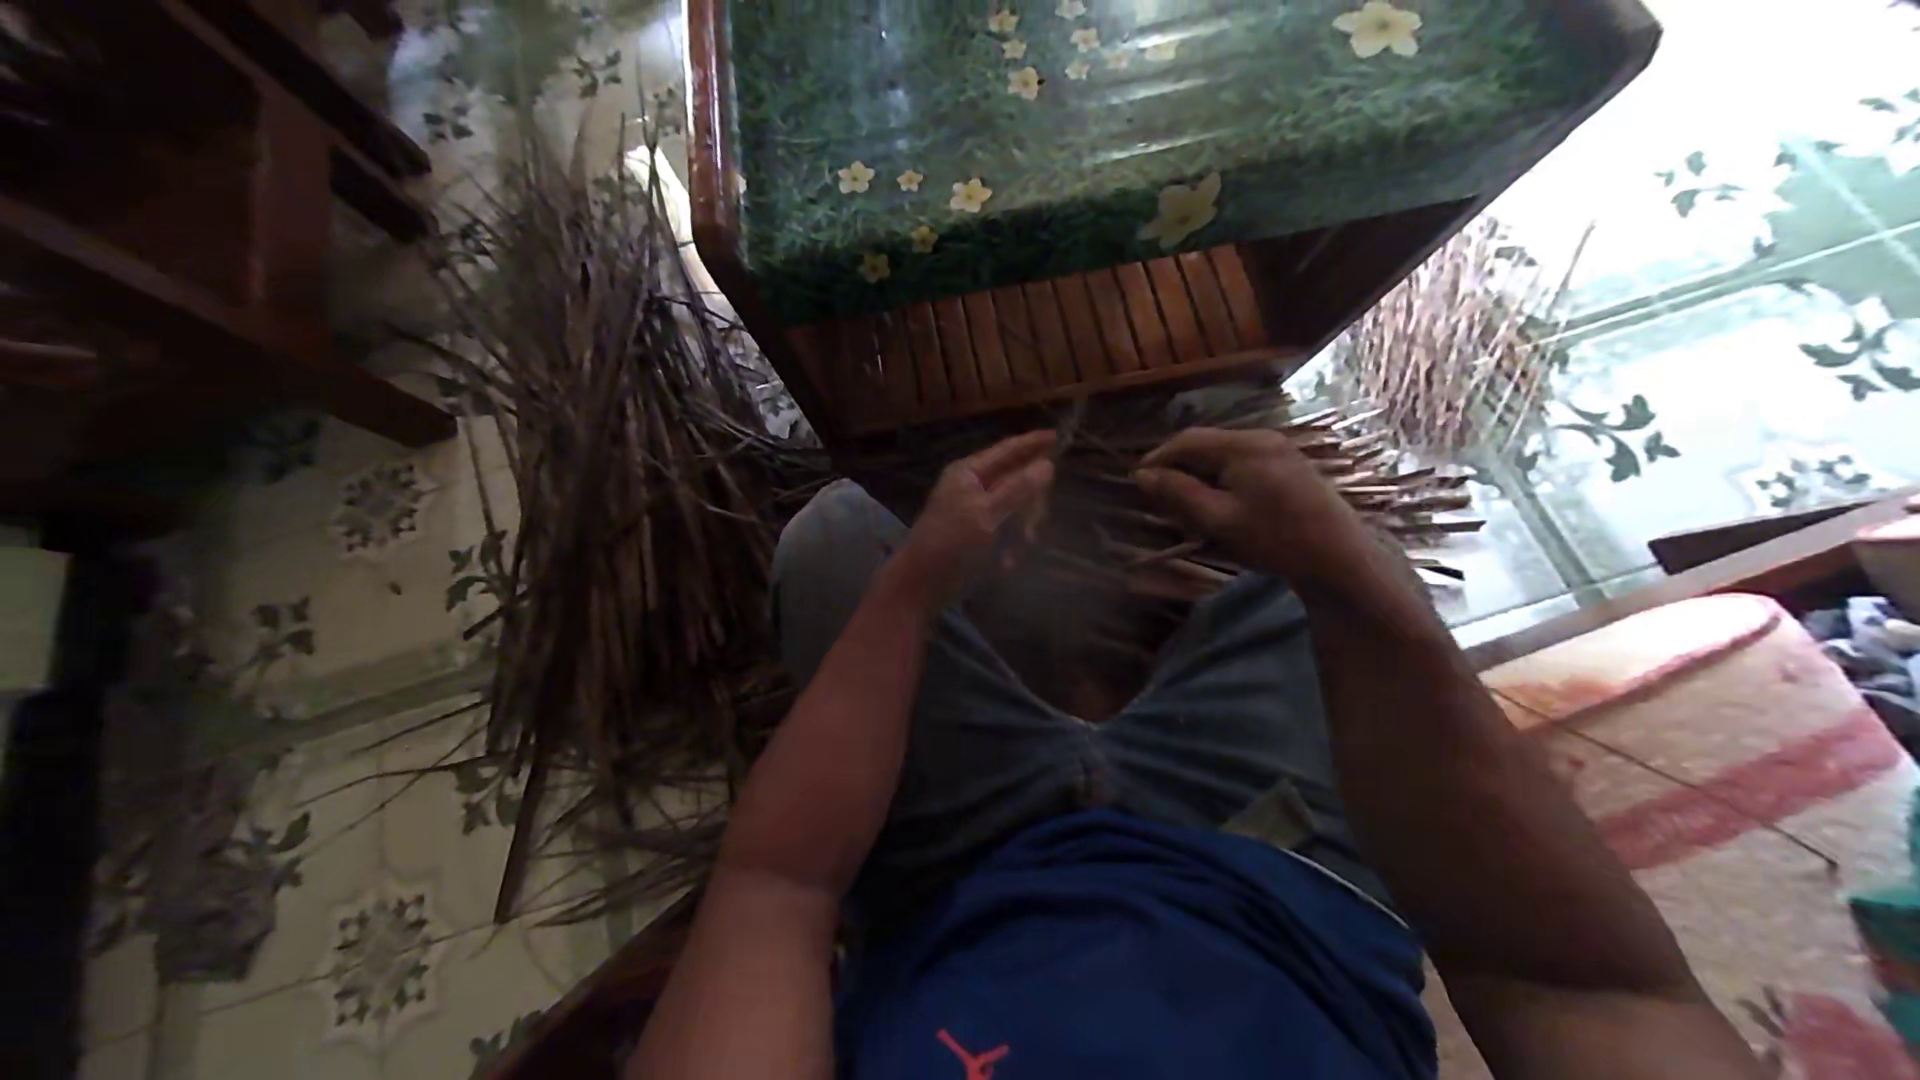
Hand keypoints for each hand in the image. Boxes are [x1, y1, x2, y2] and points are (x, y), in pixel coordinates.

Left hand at [891, 430, 1056, 608]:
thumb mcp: (986, 513)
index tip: (1058, 436)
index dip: (1032, 443)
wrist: (924, 583)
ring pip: (1017, 509)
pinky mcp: (981, 535)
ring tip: (1018, 549)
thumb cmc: (951, 542)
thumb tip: (1047, 465)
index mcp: (969, 473)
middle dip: (1030, 505)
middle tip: (1032, 528)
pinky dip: (1010, 546)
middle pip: (1017, 481)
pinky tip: (1004, 564)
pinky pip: (1008, 532)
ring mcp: (978, 511)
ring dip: (1022, 530)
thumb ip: (1018, 488)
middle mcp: (974, 487)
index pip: (1007, 450)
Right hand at [1133, 428, 1376, 585]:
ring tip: (1184, 500)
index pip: (1186, 440)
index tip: (1137, 480)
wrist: (1338, 558)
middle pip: (1206, 443)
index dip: (1158, 457)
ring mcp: (1280, 450)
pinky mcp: (1291, 465)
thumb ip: (1177, 493)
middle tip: (1158, 493)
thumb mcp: (1216, 519)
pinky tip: (1218, 500)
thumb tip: (1142, 475)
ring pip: (1224, 453)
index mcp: (1242, 446)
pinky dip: (1221, 475)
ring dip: (1199, 471)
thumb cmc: (1273, 538)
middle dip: (1178, 465)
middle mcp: (1262, 438)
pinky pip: (1243, 461)